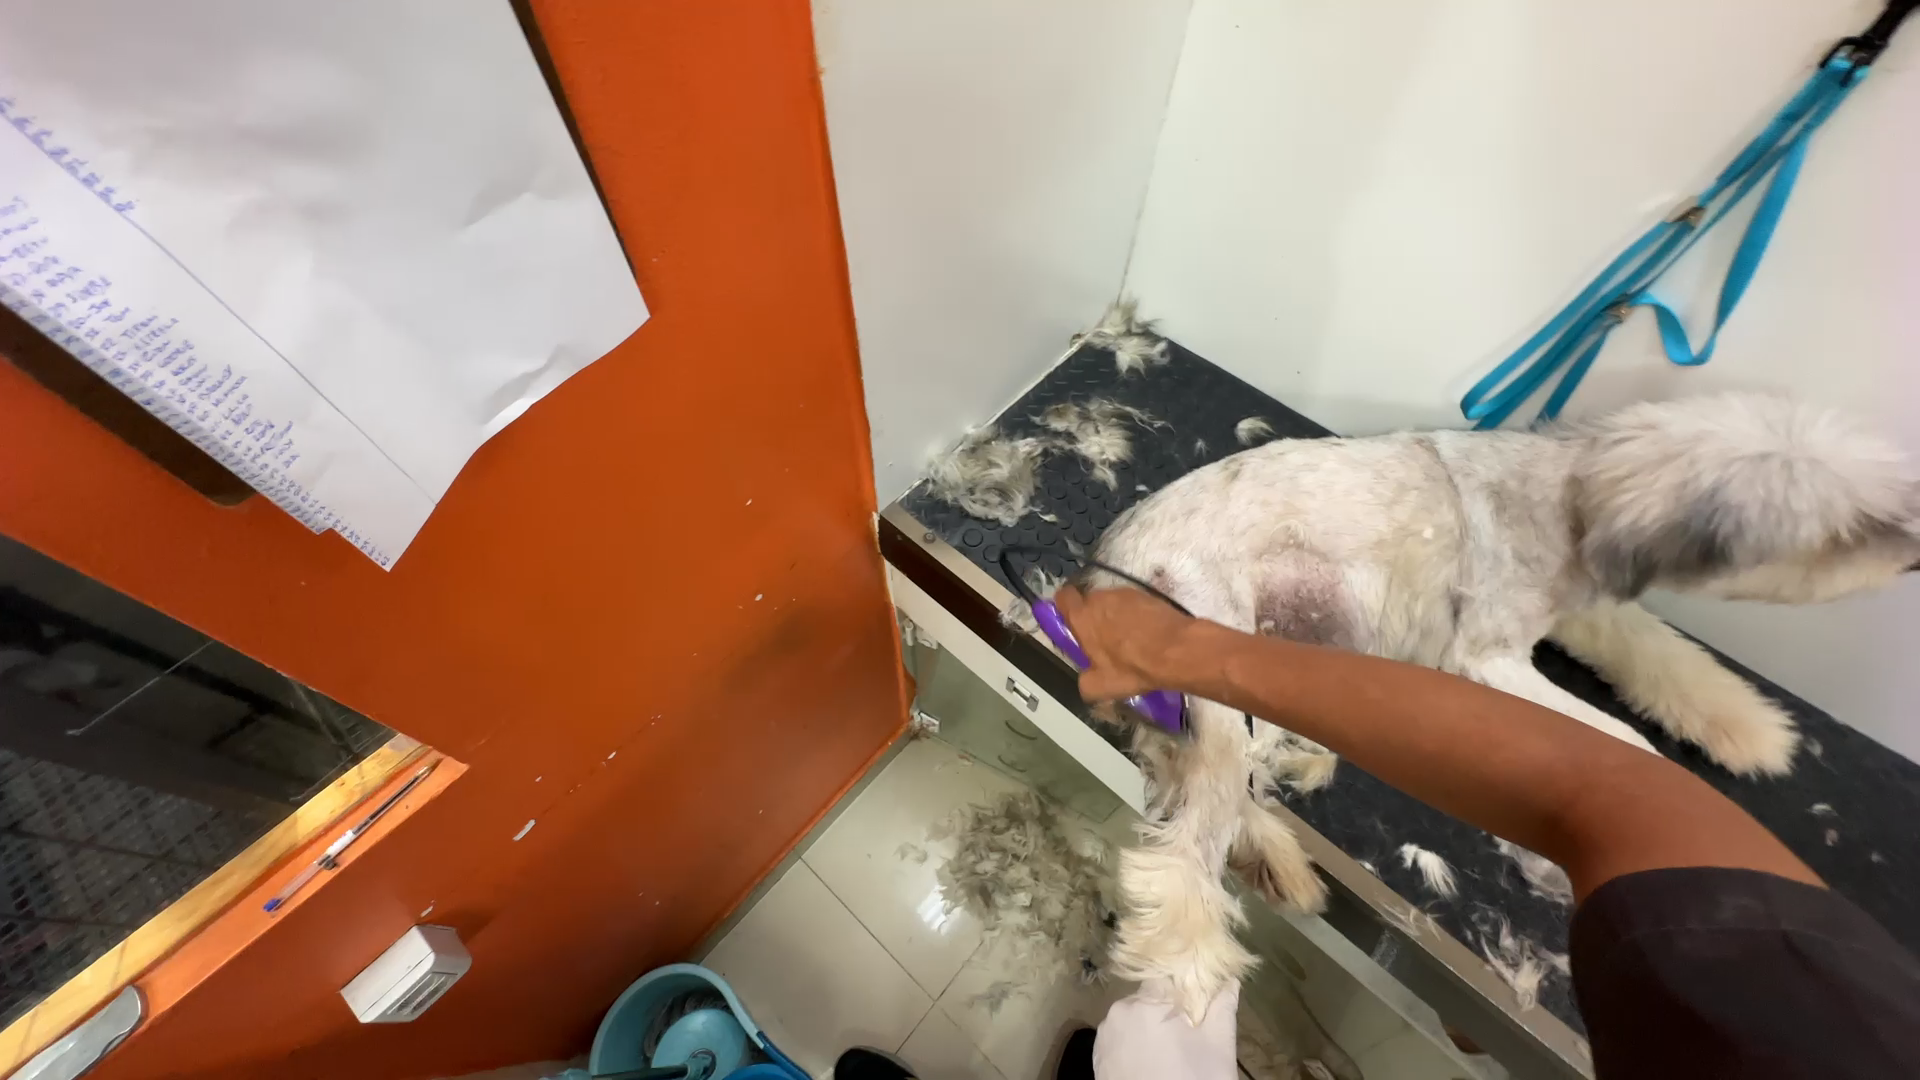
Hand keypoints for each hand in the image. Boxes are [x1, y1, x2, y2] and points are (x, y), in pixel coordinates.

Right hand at [1051, 585, 1198, 701]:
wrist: (1176, 651)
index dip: (1065, 608)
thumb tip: (1085, 681)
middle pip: (1089, 602)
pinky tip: (1147, 636)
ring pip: (1113, 603)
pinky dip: (1136, 616)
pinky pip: (1134, 604)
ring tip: (1130, 641)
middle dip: (1093, 618)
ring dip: (1116, 617)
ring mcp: (1125, 594)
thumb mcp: (1101, 687)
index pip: (1063, 597)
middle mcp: (1100, 598)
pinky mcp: (1148, 595)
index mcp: (1082, 617)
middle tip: (1104, 641)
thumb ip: (1084, 681)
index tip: (1072, 623)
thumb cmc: (1132, 667)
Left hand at [1093, 981, 1239, 1079]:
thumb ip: (1222, 1009)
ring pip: (1132, 1018)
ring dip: (1148, 1030)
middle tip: (1184, 1040)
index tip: (1193, 1005)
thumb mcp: (1218, 1051)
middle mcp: (1121, 1008)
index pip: (1165, 978)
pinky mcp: (1097, 1055)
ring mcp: (1105, 1032)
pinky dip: (1132, 1046)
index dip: (1181, 989)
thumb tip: (1229, 979)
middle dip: (1166, 1014)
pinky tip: (1149, 1065)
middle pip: (1148, 999)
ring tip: (1168, 1057)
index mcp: (1149, 1000)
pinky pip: (1119, 1038)